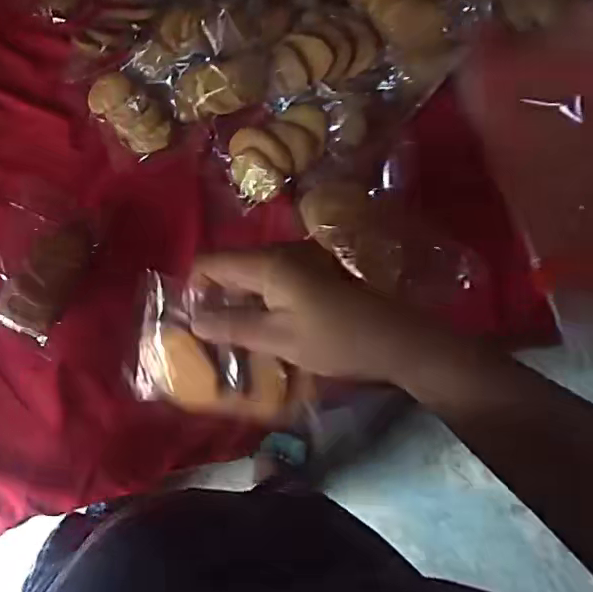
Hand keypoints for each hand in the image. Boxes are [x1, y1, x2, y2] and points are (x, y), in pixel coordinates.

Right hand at [190, 244, 505, 403]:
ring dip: (239, 298)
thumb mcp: (279, 340)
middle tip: (211, 332)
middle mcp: (281, 250)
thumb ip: (232, 327)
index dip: (193, 288)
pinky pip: (273, 277)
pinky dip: (261, 297)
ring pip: (252, 272)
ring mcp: (300, 256)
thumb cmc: (337, 340)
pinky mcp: (315, 267)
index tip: (192, 320)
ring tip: (237, 332)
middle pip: (230, 265)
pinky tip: (268, 324)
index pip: (210, 262)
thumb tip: (193, 320)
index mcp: (268, 264)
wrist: (401, 339)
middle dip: (215, 295)